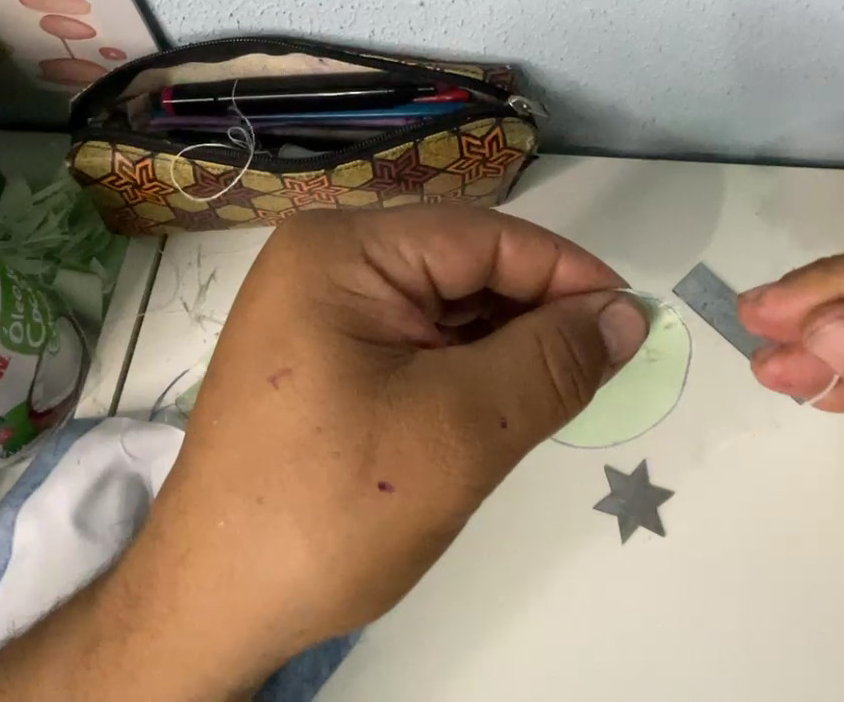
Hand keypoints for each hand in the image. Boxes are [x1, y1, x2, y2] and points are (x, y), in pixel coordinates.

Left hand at [0, 206, 645, 701]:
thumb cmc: (328, 511)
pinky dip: (466, 366)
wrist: (212, 606)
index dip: (564, 273)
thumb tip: (625, 315)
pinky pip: (414, 338)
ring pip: (442, 305)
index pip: (481, 237)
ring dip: (504, 344)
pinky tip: (499, 400)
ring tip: (557, 390)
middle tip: (603, 364)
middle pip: (461, 266)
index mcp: (341, 250)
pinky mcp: (323, 352)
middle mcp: (324, 262)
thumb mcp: (458, 432)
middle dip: (534, 313)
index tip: (631, 320)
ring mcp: (319, 307)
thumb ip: (550, 363)